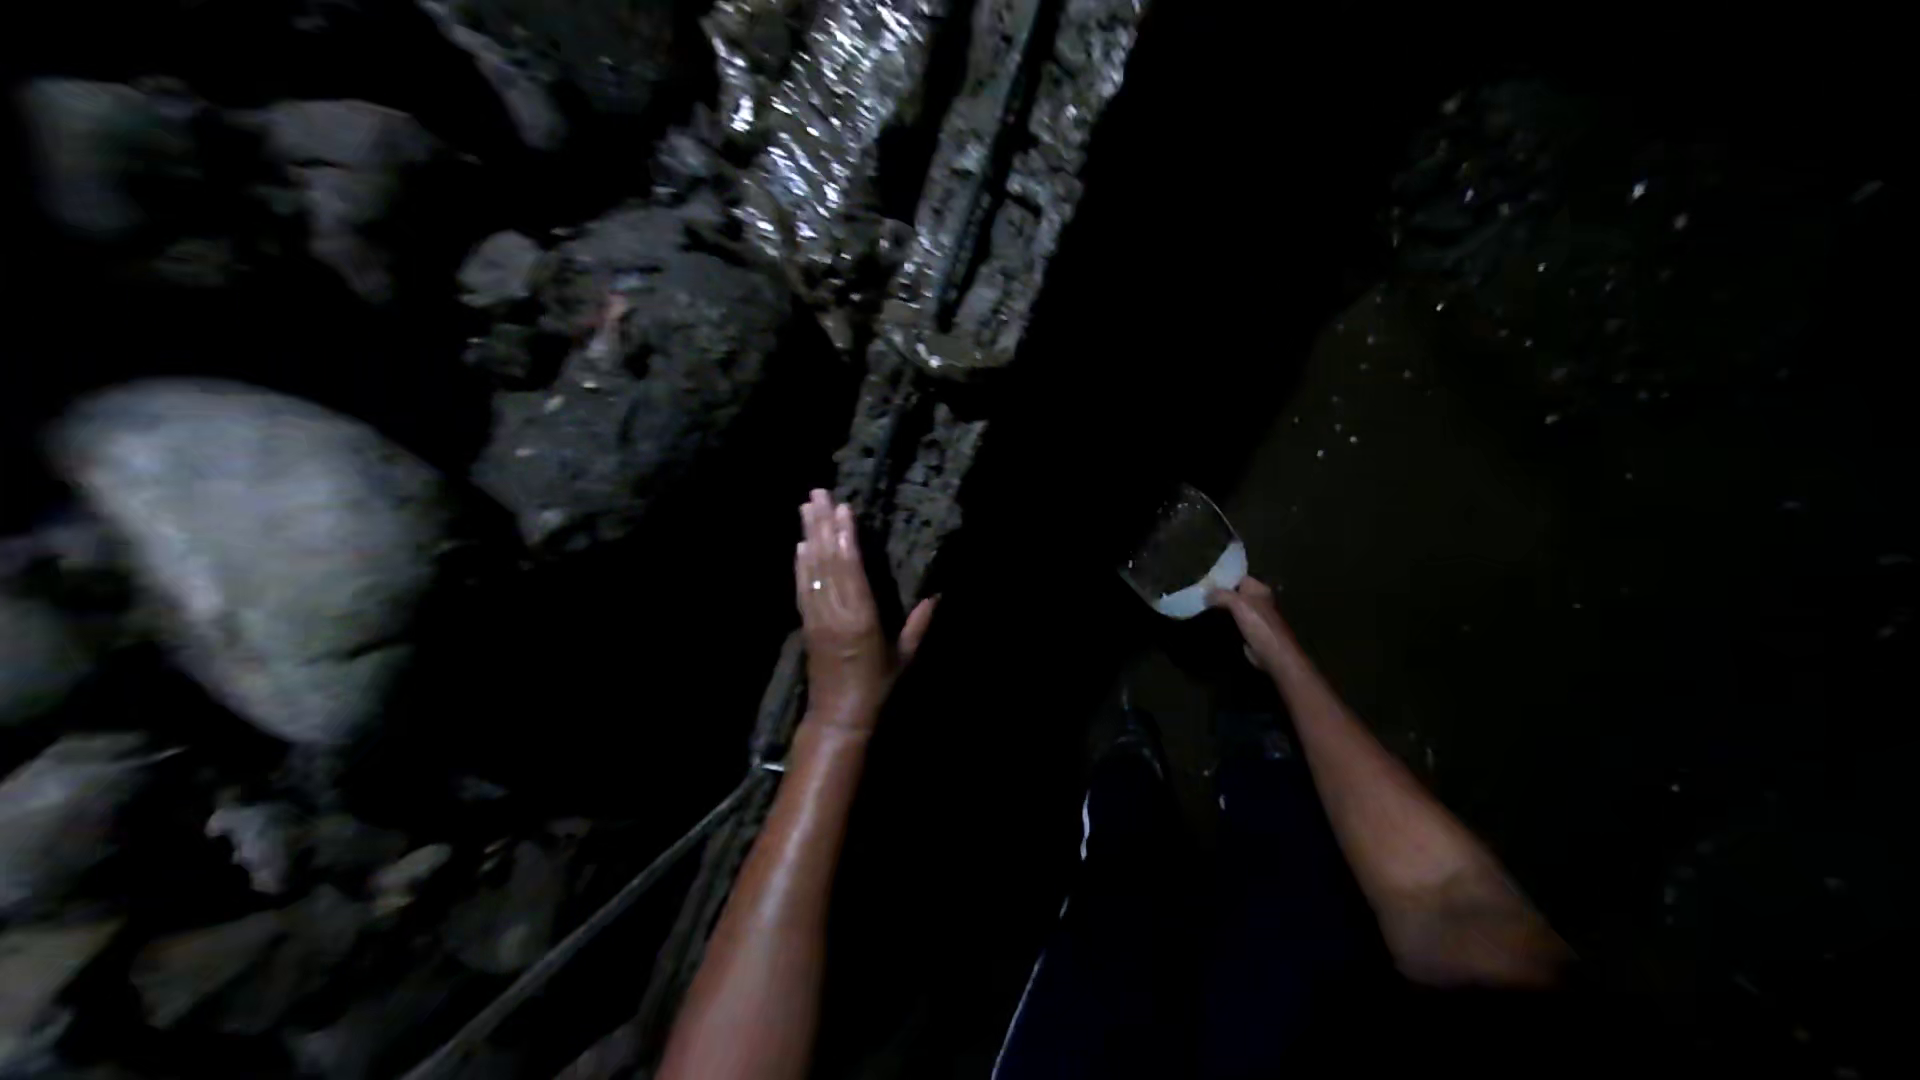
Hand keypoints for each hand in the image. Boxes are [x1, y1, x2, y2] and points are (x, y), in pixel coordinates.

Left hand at [795, 489, 935, 729]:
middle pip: (827, 560)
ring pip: (812, 569)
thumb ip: (919, 624)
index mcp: (862, 618)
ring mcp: (817, 616)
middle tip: (816, 492)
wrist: (839, 714)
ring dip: (807, 535)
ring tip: (805, 506)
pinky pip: (802, 587)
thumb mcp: (904, 656)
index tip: (843, 508)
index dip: (845, 537)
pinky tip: (799, 545)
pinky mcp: (806, 623)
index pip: (851, 569)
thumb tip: (936, 594)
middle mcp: (836, 612)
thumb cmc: (877, 685)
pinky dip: (800, 564)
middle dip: (821, 524)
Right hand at [1206, 576, 1297, 673]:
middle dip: (1218, 595)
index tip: (1205, 583)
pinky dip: (1222, 621)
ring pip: (1232, 607)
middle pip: (1234, 593)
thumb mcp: (1238, 603)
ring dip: (1219, 608)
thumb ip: (1220, 595)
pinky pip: (1232, 621)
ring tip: (1200, 607)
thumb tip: (1205, 594)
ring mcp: (1253, 616)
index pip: (1239, 578)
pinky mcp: (1248, 629)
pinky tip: (1209, 621)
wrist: (1272, 653)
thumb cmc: (1258, 624)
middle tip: (1200, 596)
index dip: (1223, 579)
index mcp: (1259, 589)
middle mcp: (1257, 600)